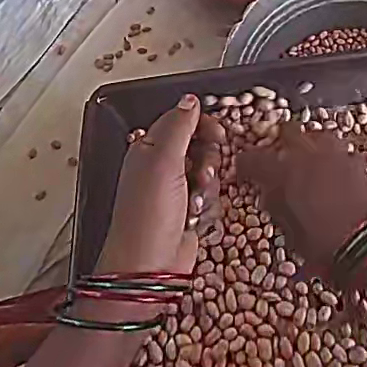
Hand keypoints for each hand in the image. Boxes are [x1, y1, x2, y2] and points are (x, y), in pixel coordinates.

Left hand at [96, 96, 224, 276]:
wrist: (149, 266)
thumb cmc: (148, 213)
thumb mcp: (163, 160)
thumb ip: (179, 126)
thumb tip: (190, 99)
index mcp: (149, 147)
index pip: (183, 120)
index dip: (203, 125)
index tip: (217, 134)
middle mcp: (163, 165)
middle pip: (202, 146)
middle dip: (208, 161)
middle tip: (201, 175)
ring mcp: (177, 190)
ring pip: (211, 172)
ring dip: (208, 188)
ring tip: (193, 203)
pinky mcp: (190, 212)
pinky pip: (212, 198)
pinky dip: (208, 208)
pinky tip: (195, 219)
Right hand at [236, 128, 366, 278]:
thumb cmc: (325, 246)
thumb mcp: (290, 233)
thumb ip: (277, 206)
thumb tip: (269, 193)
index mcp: (284, 172)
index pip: (254, 159)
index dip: (244, 165)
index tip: (242, 172)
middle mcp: (307, 156)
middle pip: (287, 132)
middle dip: (279, 142)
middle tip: (276, 159)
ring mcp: (334, 155)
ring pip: (316, 134)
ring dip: (307, 143)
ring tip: (305, 159)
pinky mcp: (356, 162)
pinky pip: (337, 150)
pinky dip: (330, 156)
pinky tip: (330, 170)